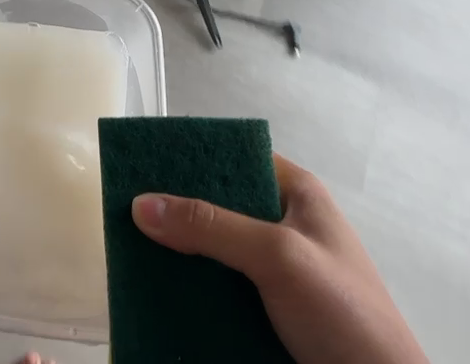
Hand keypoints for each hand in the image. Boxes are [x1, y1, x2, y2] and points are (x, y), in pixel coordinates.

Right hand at [132, 155, 427, 363]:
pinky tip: (155, 291)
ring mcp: (275, 272)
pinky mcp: (267, 312)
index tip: (143, 161)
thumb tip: (140, 203)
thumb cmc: (344, 313)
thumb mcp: (278, 257)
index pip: (234, 157)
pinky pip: (217, 290)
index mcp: (297, 194)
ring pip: (213, 250)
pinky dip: (189, 290)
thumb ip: (212, 227)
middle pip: (217, 205)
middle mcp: (284, 225)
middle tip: (125, 208)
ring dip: (177, 254)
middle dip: (176, 209)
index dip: (191, 156)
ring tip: (128, 249)